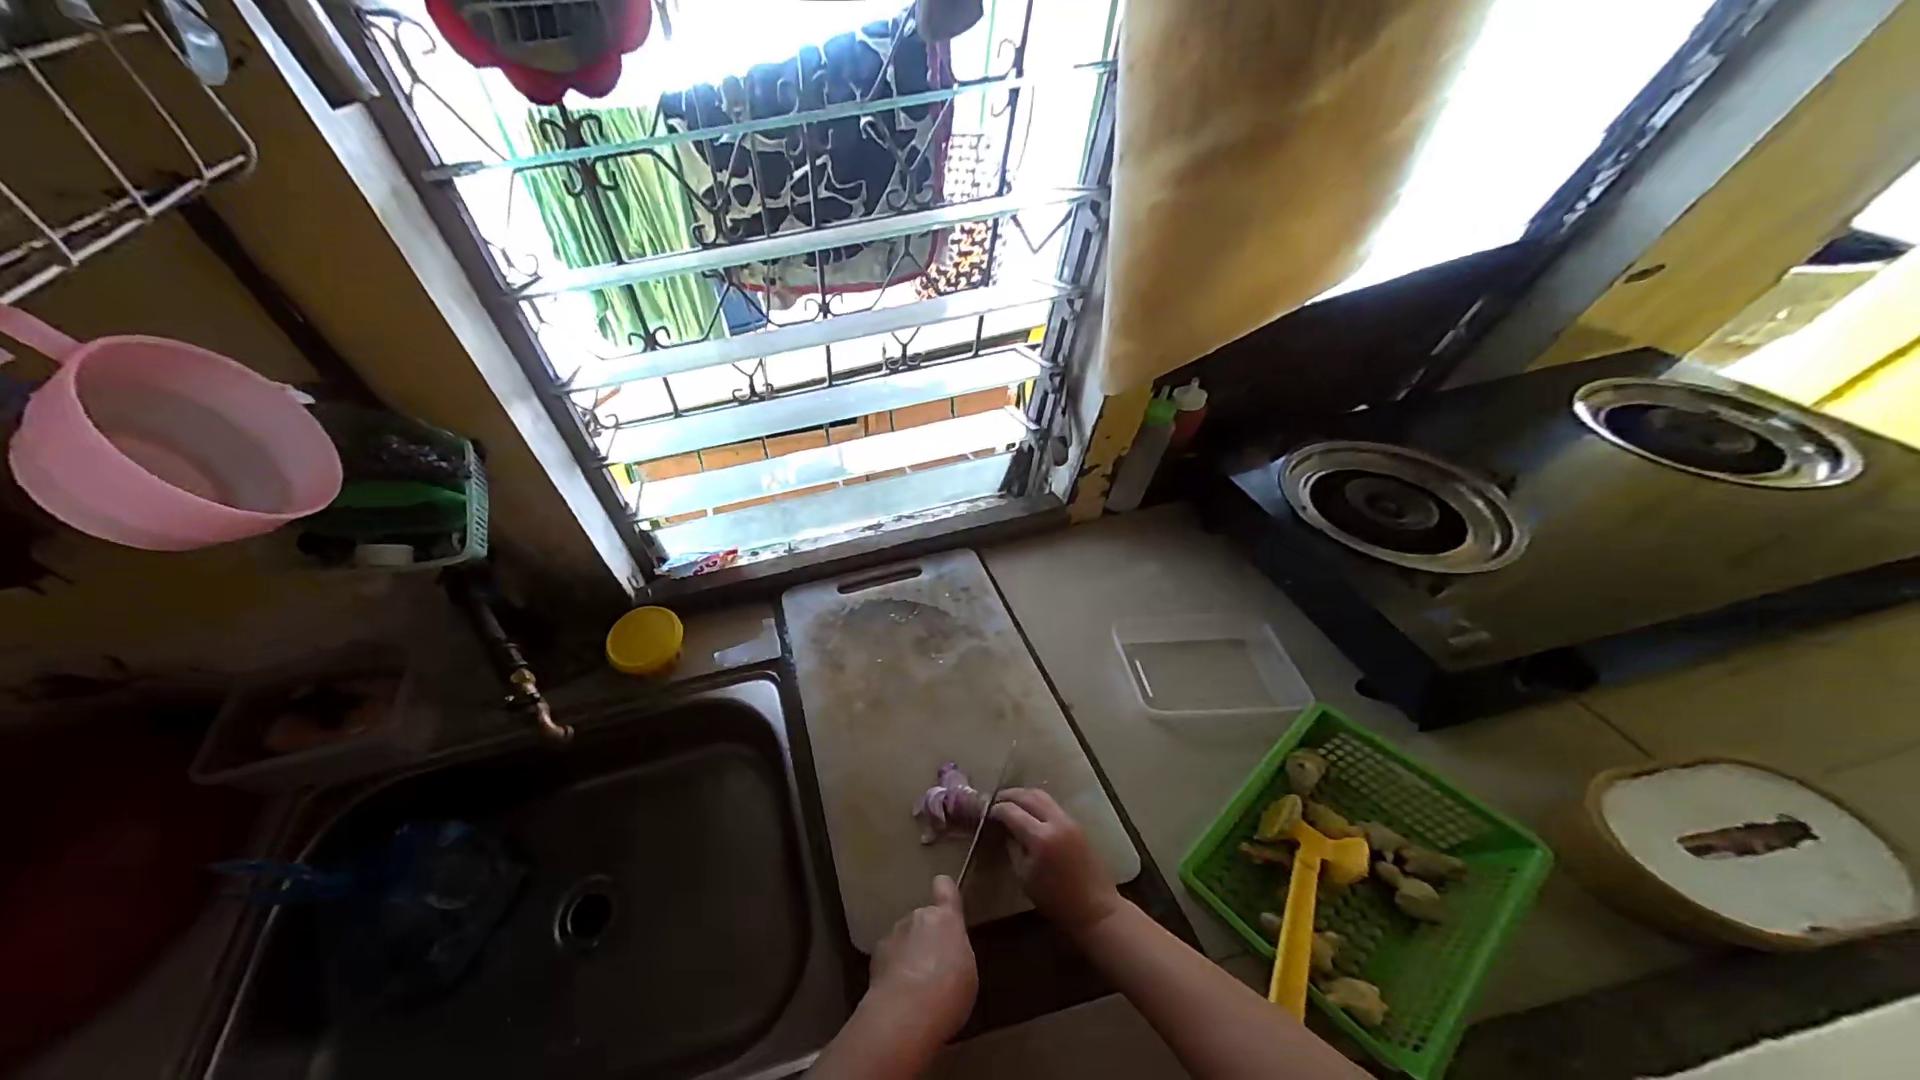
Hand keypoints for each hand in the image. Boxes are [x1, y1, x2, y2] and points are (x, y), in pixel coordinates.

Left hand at [867, 875, 977, 1043]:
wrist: (907, 1012)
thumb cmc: (949, 992)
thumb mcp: (967, 971)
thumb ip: (956, 950)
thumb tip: (945, 953)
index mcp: (946, 918)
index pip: (945, 887)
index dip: (944, 891)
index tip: (944, 896)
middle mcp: (919, 916)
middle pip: (923, 919)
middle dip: (925, 937)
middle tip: (932, 967)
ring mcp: (894, 933)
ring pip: (904, 937)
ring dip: (907, 952)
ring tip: (913, 984)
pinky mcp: (876, 953)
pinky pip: (888, 955)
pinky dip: (892, 968)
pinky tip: (896, 991)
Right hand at [990, 787, 1123, 935]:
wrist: (1094, 907)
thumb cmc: (1054, 899)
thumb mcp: (1024, 876)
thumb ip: (1012, 847)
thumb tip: (1003, 828)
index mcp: (1040, 837)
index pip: (1011, 811)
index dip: (995, 809)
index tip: (984, 812)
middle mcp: (1055, 821)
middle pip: (1027, 795)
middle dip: (1008, 796)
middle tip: (994, 802)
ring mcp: (1068, 820)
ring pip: (1041, 795)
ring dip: (1023, 795)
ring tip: (1009, 803)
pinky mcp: (1076, 823)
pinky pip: (1052, 804)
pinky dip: (1036, 802)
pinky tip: (1027, 811)